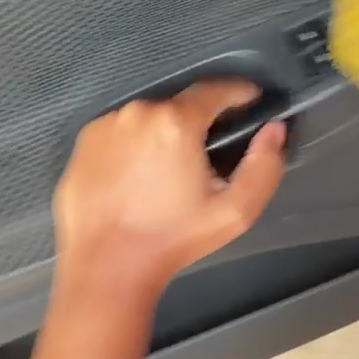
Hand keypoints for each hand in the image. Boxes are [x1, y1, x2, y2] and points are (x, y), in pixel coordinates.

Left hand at [54, 79, 287, 300]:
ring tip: (170, 169)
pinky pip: (121, 131)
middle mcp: (139, 112)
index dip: (238, 92)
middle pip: (181, 105)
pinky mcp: (84, 141)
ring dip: (165, 132)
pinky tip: (138, 177)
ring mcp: (107, 124)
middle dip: (199, 121)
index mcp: (175, 122)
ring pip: (149, 118)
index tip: (251, 100)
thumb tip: (274, 129)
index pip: (215, 89)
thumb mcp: (234, 211)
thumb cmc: (173, 239)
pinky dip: (135, 144)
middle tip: (208, 152)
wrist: (105, 269)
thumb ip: (264, 165)